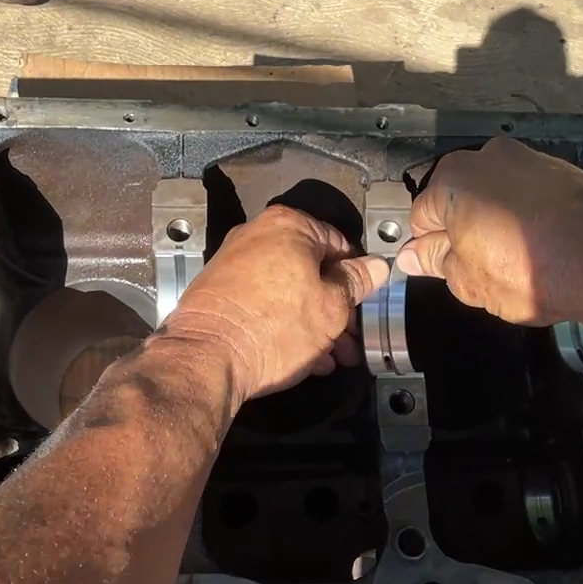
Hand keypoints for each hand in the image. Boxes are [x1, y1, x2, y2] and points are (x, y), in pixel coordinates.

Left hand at [158, 205, 390, 399]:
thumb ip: (356, 282)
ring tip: (331, 356)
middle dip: (336, 307)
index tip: (366, 303)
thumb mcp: (332, 307)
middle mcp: (257, 235)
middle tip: (351, 338)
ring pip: (289, 289)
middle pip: (312, 268)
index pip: (341, 243)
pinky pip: (264, 302)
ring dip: (314, 322)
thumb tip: (375, 267)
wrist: (207, 358)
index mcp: (289, 226)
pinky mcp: (219, 292)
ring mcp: (234, 263)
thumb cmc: (271, 329)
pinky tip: (303, 356)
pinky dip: (285, 323)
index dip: (358, 278)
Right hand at [395, 137, 582, 324]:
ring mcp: (530, 160)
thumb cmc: (532, 267)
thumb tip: (414, 256)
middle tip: (480, 270)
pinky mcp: (565, 172)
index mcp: (453, 178)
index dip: (430, 247)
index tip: (441, 267)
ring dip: (500, 226)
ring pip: (499, 197)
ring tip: (517, 263)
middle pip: (462, 200)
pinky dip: (532, 219)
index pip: (422, 216)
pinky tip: (544, 249)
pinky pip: (533, 196)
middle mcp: (489, 158)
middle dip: (466, 233)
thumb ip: (435, 263)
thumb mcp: (467, 280)